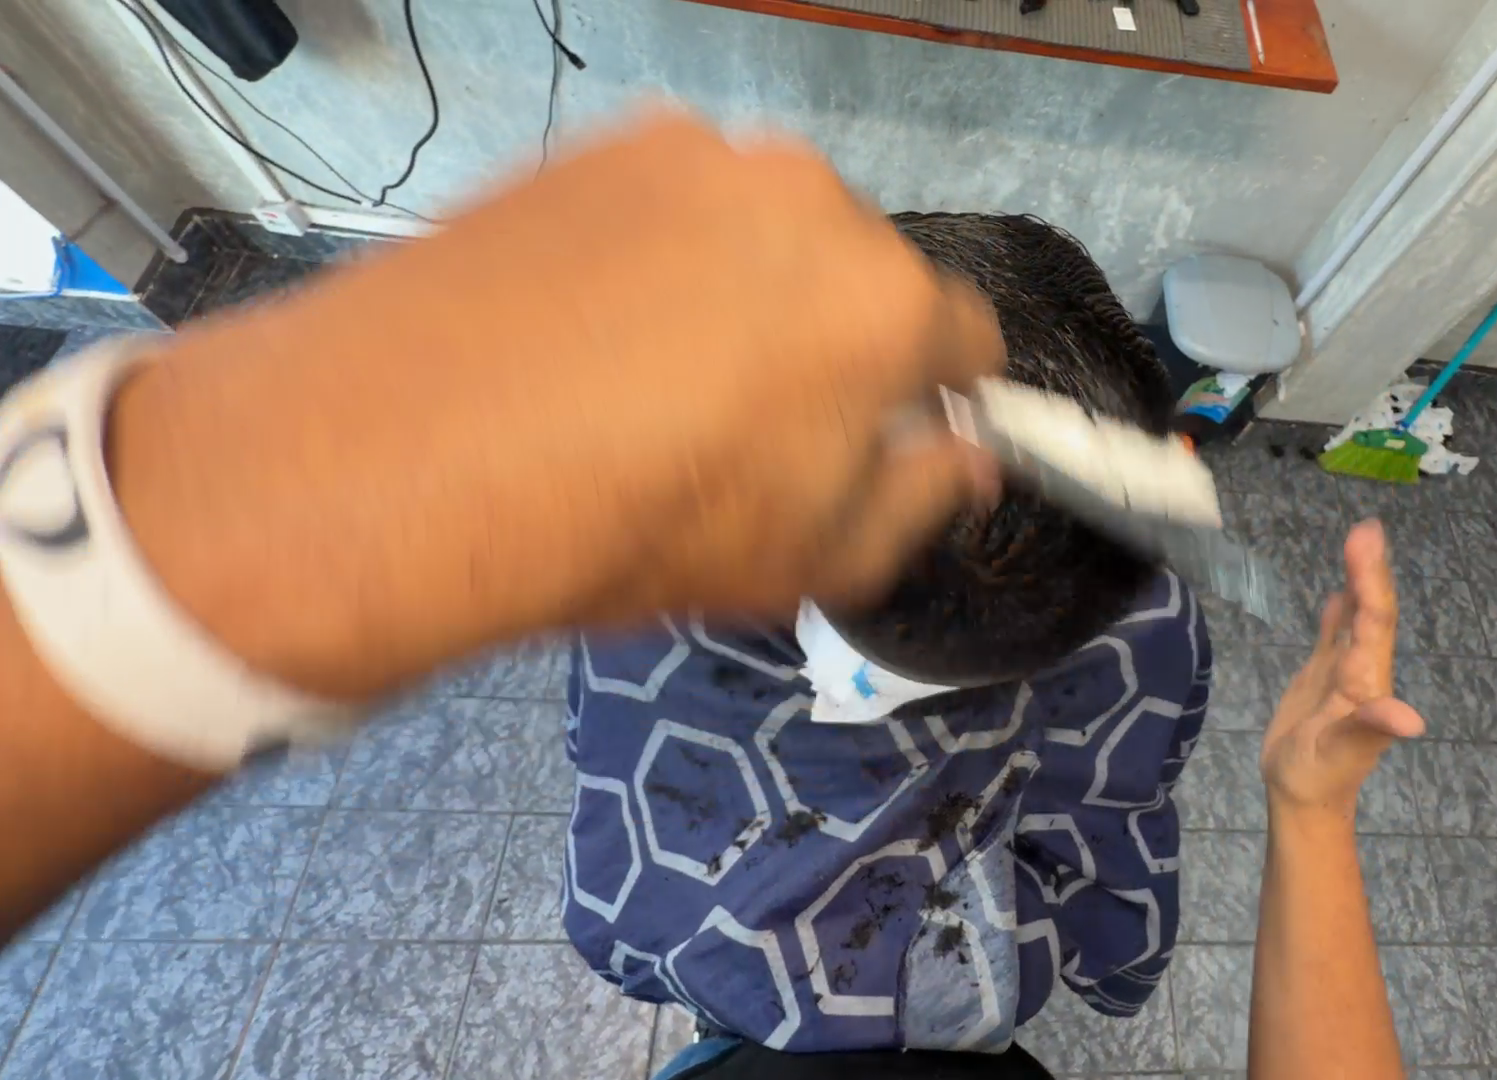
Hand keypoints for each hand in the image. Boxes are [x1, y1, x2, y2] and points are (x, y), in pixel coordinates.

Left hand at [108, 108, 1004, 697]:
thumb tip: (968, 457)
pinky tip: (615, 328)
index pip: (972, 340)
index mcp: (884, 304)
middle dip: (855, 350)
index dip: (947, 399)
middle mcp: (812, 201)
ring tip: (681, 375)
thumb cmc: (651, 527)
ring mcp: (703, 156)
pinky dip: (687, 262)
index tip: (901, 437)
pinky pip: (694, 212)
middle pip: (878, 282)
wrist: (404, 464)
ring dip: (772, 300)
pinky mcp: (606, 144)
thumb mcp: (820, 558)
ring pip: (786, 241)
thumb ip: (923, 500)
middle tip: (776, 422)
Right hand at [1260, 520, 1424, 820]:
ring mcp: (1343, 672)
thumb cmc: (1318, 774)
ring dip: (1360, 580)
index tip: (1365, 540)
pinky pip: (1334, 635)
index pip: (1374, 622)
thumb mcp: (1340, 753)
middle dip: (1370, 569)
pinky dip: (1339, 609)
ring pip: (1357, 617)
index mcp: (1367, 680)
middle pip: (1372, 612)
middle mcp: (1362, 669)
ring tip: (1360, 542)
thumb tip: (1410, 718)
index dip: (1371, 580)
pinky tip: (1339, 590)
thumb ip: (1369, 730)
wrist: (1303, 793)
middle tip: (1367, 527)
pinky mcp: (1322, 678)